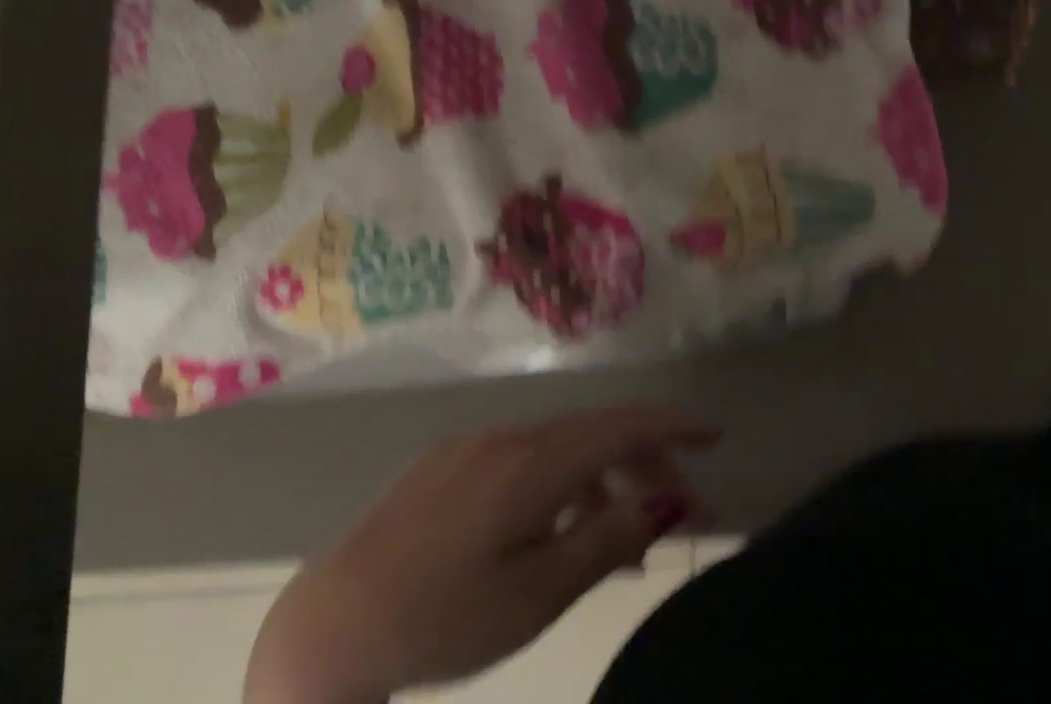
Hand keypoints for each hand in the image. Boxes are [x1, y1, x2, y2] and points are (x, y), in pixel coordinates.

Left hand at [243, 407, 718, 703]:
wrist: (333, 624)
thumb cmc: (444, 619)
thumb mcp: (539, 593)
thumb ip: (609, 538)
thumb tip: (667, 499)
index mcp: (529, 464)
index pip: (619, 426)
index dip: (673, 425)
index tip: (716, 435)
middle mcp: (502, 439)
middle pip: (592, 434)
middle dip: (645, 463)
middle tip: (684, 512)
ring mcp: (469, 448)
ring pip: (557, 450)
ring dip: (602, 483)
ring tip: (624, 546)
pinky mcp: (446, 467)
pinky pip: (522, 462)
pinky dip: (560, 487)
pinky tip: (562, 532)